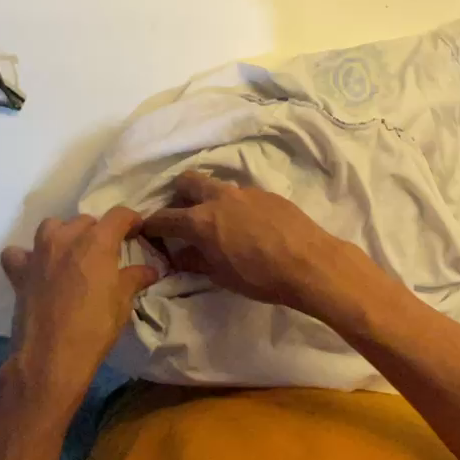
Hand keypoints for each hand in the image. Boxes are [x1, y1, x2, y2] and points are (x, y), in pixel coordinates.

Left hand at [0, 207, 158, 400]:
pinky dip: (27, 256)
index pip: (118, 216)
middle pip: (85, 221)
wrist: (51, 357)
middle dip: (98, 231)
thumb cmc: (95, 328)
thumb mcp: (122, 303)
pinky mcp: (18, 272)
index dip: (131, 220)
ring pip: (52, 227)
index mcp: (97, 242)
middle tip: (107, 254)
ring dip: (65, 235)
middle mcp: (65, 238)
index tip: (137, 231)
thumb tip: (150, 270)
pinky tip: (37, 269)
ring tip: (73, 255)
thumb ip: (134, 279)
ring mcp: (38, 253)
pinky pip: (19, 253)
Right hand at [141, 171, 387, 318]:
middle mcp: (219, 198)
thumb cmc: (261, 277)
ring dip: (210, 199)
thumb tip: (179, 255)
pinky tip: (248, 226)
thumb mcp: (221, 276)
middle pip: (188, 181)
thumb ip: (196, 261)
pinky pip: (242, 195)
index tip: (148, 231)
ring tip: (219, 223)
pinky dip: (236, 206)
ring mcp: (245, 192)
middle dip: (179, 195)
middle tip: (183, 216)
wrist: (310, 264)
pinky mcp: (268, 194)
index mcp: (201, 221)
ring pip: (217, 186)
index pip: (165, 217)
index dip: (152, 225)